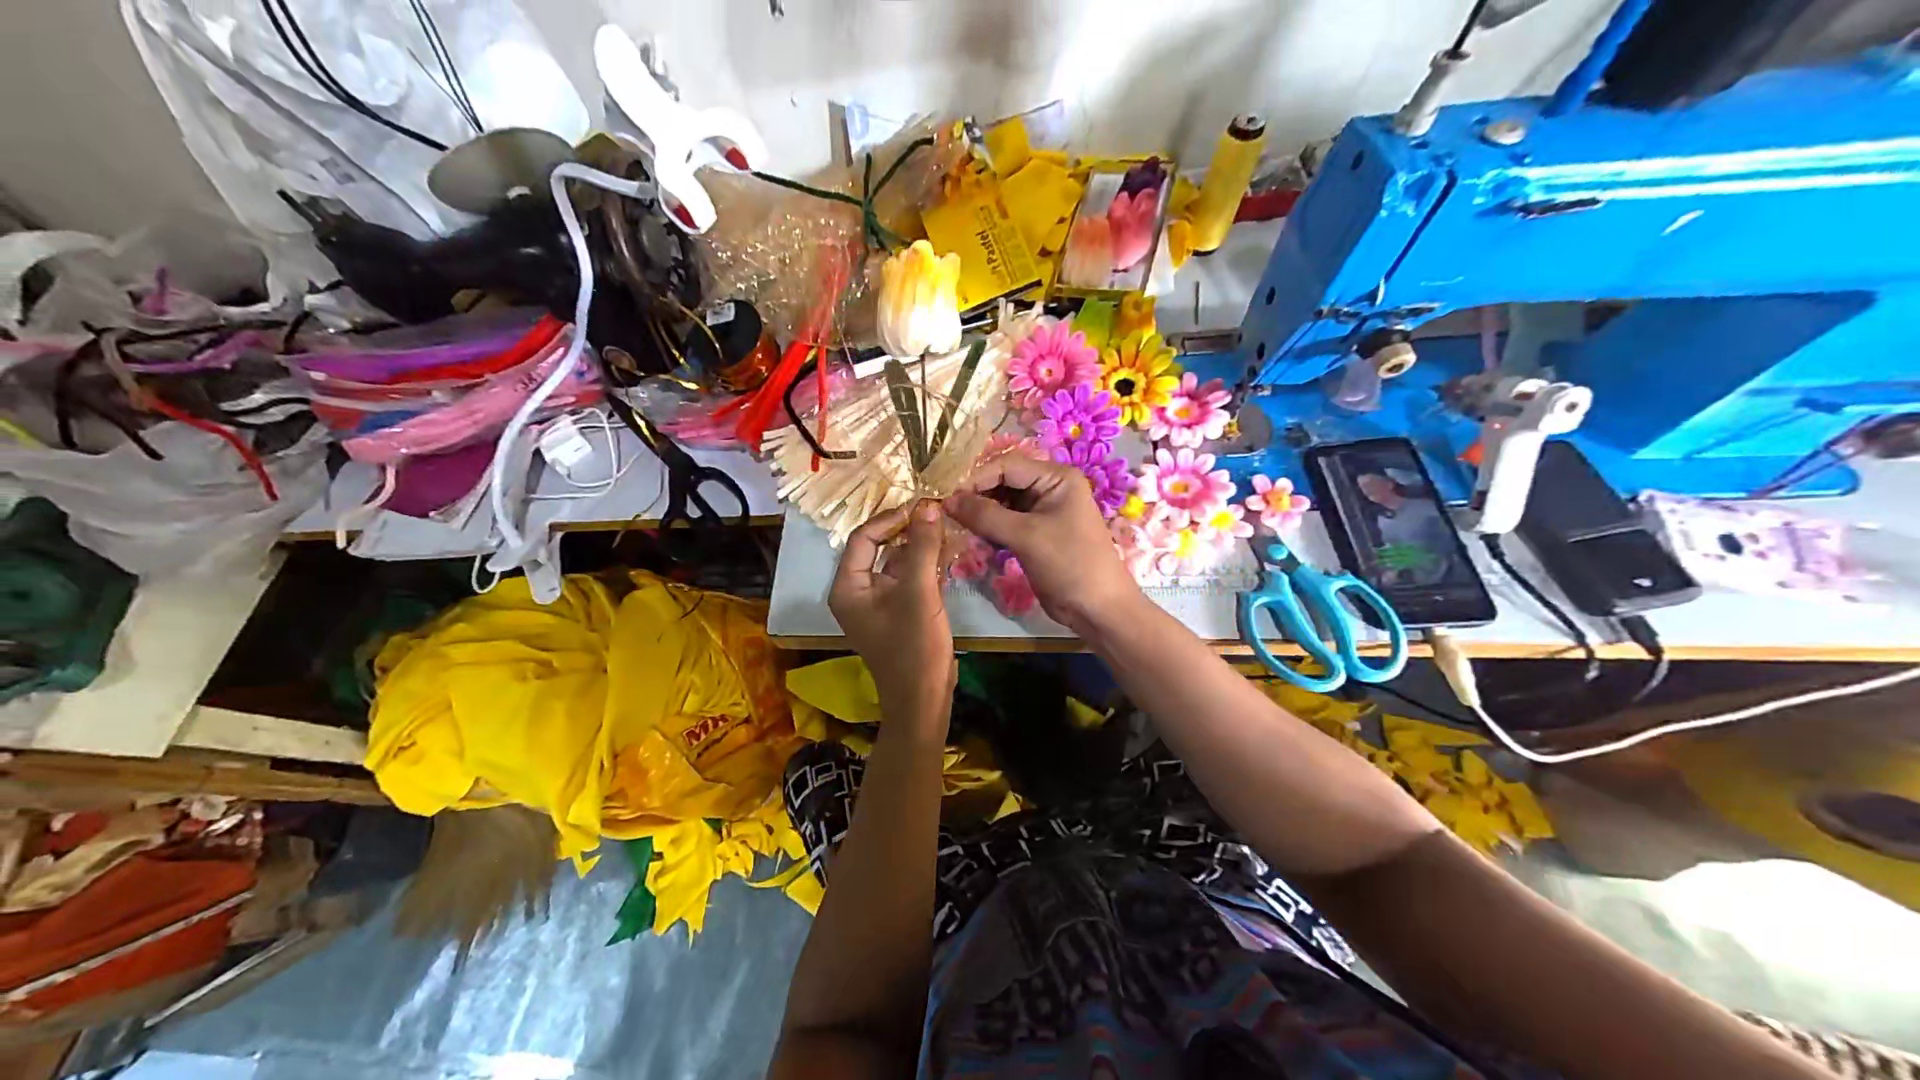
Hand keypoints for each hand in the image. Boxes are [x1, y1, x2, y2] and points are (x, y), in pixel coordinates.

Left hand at [829, 500, 954, 726]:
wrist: (923, 699)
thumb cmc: (914, 646)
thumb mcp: (919, 592)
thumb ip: (923, 547)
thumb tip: (929, 506)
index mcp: (848, 587)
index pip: (863, 537)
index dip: (891, 518)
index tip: (923, 506)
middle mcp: (856, 592)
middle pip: (879, 548)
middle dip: (907, 531)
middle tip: (936, 513)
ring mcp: (877, 604)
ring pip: (896, 563)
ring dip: (919, 547)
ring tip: (946, 528)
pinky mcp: (897, 613)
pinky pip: (907, 580)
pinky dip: (924, 567)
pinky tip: (948, 554)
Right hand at [944, 454, 1141, 633]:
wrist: (1098, 609)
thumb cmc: (1069, 564)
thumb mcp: (1026, 536)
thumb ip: (985, 515)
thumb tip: (947, 500)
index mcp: (1056, 478)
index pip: (1007, 465)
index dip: (976, 478)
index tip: (947, 496)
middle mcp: (1050, 488)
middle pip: (1003, 481)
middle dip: (976, 495)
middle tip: (947, 511)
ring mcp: (1043, 512)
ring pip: (1002, 502)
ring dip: (980, 512)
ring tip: (957, 524)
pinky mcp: (1036, 534)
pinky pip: (1006, 522)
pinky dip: (989, 527)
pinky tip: (973, 536)